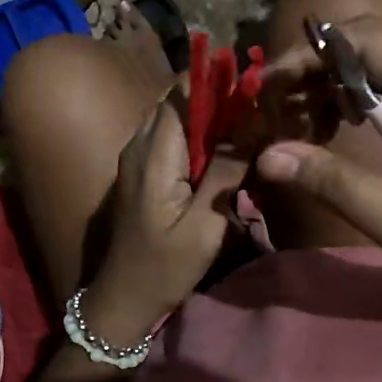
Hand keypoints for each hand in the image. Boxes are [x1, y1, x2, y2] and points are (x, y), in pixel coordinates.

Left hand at [84, 96, 248, 345]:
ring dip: (209, 119)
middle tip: (257, 111)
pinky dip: (198, 138)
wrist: (124, 298)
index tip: (252, 86)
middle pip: (179, 101)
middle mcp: (139, 145)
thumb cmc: (164, 267)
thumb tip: (254, 127)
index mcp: (154, 154)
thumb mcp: (204, 226)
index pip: (182, 94)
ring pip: (175, 118)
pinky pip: (171, 139)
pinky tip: (223, 155)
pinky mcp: (141, 172)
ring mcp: (136, 158)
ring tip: (247, 129)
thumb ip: (226, 172)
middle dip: (218, 99)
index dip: (216, 83)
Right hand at [255, 18, 381, 298]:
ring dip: (335, 74)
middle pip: (372, 38)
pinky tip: (341, 119)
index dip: (311, 54)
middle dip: (317, 63)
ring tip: (302, 115)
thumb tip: (268, 156)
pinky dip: (359, 86)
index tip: (269, 87)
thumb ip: (335, 184)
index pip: (368, 40)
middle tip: (279, 105)